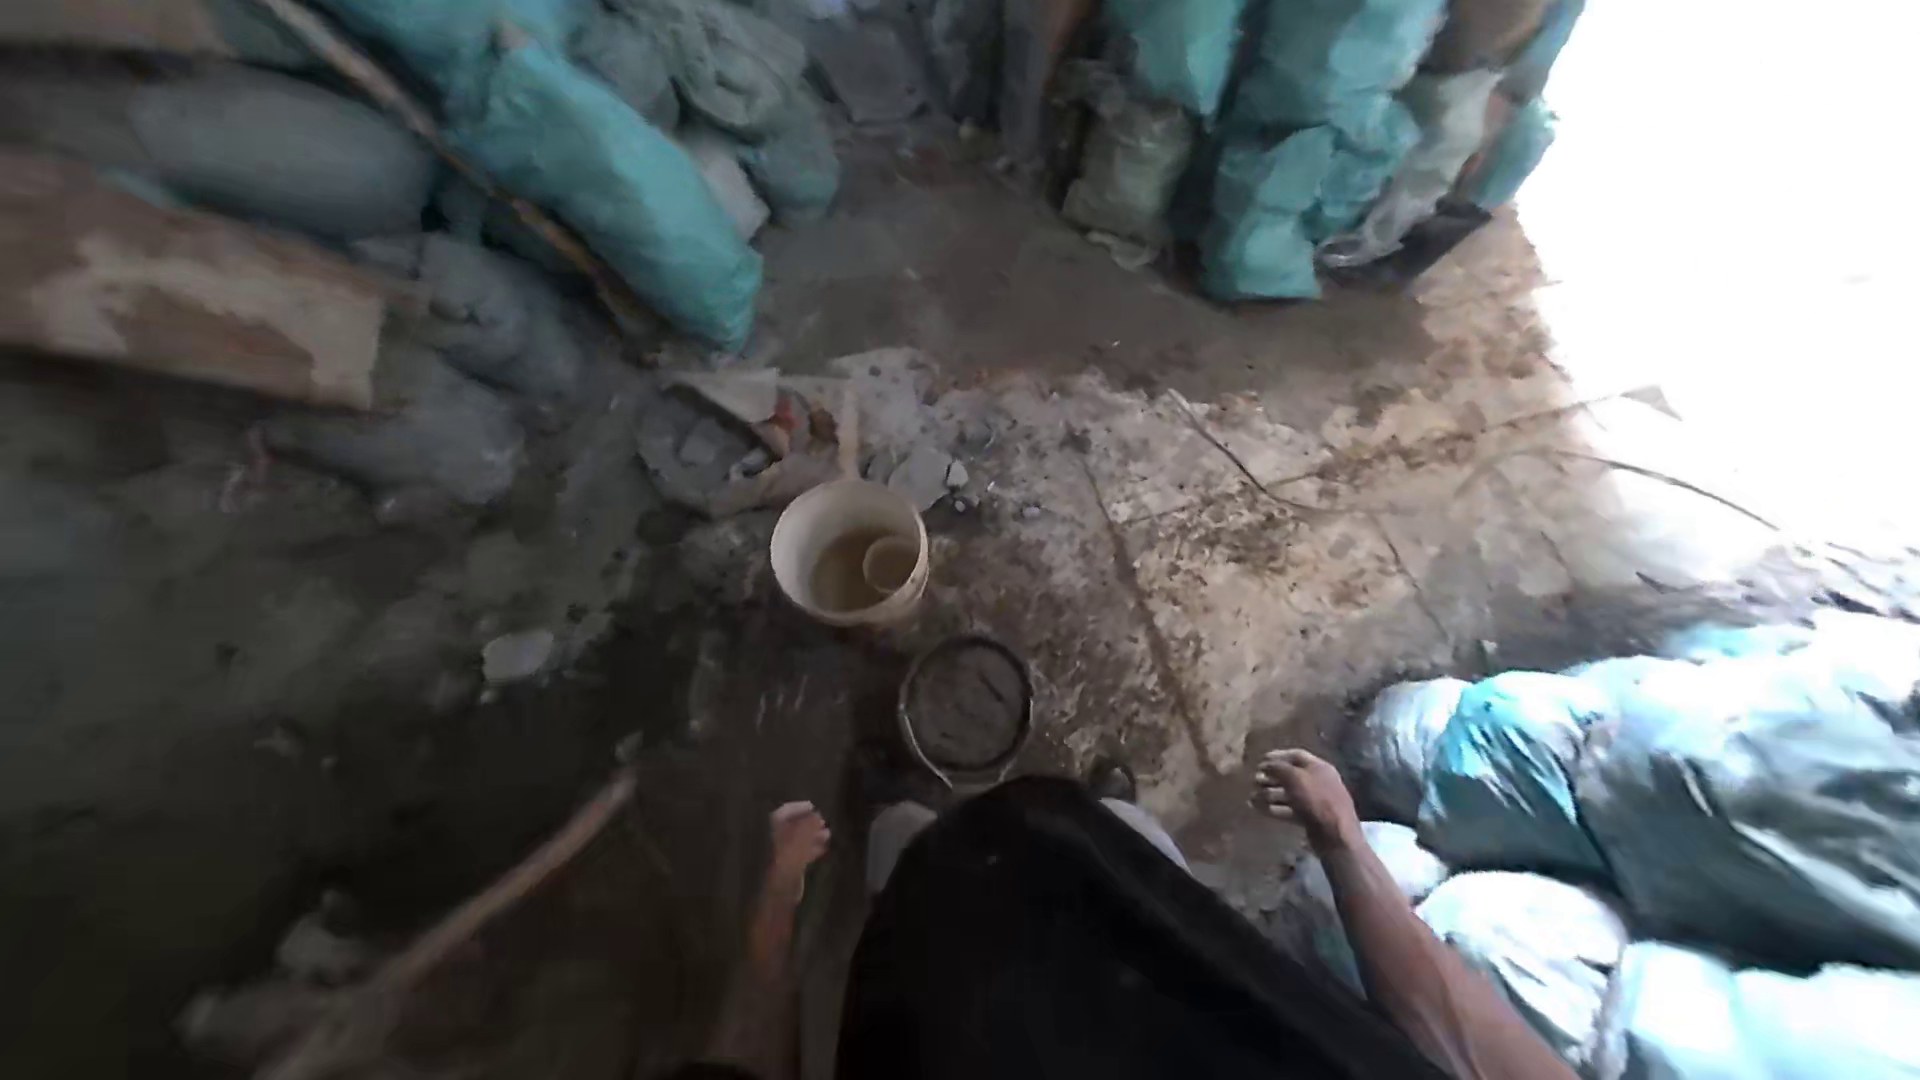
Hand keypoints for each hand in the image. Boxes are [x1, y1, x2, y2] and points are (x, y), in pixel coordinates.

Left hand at [767, 801, 829, 896]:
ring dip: (812, 836)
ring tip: (828, 835)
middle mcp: (773, 840)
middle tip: (823, 822)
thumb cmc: (787, 859)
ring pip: (797, 840)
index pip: (784, 812)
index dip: (798, 807)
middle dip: (809, 823)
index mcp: (771, 830)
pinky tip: (823, 849)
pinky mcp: (786, 868)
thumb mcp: (799, 838)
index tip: (813, 807)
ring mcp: (779, 855)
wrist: (779, 892)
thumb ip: (808, 824)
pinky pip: (799, 853)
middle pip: (792, 826)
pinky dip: (811, 849)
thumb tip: (817, 814)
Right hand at [1253, 749, 1360, 852]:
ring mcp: (1315, 801)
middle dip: (1271, 777)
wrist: (1336, 836)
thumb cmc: (1315, 800)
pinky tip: (1259, 808)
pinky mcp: (1311, 818)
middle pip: (1290, 775)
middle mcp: (1318, 782)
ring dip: (1269, 794)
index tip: (1259, 761)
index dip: (1277, 756)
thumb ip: (1277, 767)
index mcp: (1319, 768)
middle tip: (1255, 780)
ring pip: (1288, 794)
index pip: (1295, 755)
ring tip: (1252, 797)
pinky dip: (1274, 808)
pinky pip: (1289, 809)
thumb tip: (1264, 765)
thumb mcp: (1293, 777)